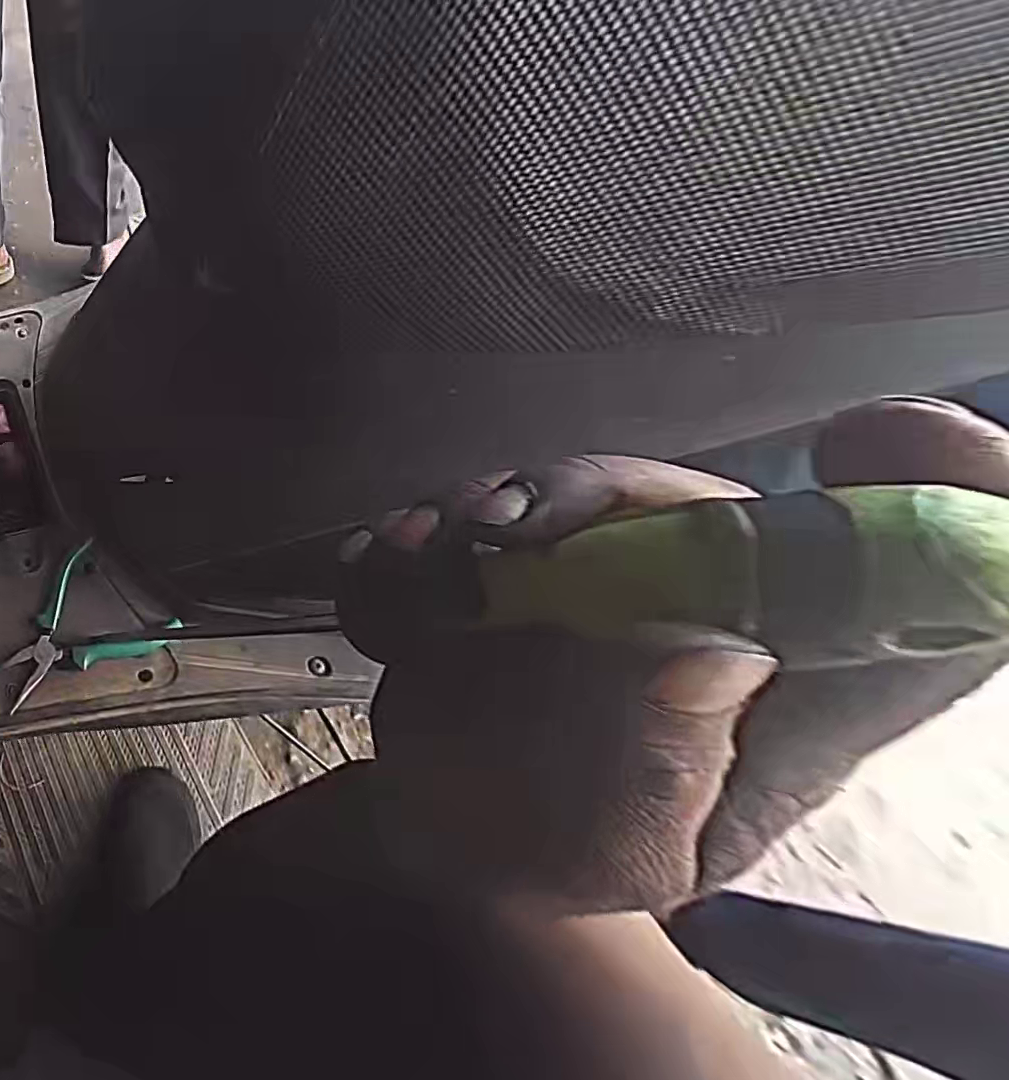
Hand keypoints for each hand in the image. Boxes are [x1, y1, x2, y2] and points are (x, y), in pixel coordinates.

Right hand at [338, 412, 1008, 914]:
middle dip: (570, 491)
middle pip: (652, 505)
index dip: (931, 489)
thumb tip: (707, 653)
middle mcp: (659, 609)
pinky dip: (390, 547)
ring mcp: (551, 592)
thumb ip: (668, 770)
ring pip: (525, 507)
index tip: (882, 437)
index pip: (885, 576)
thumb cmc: (552, 855)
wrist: (445, 838)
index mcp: (761, 676)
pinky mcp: (468, 592)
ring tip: (405, 546)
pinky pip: (430, 545)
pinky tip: (363, 567)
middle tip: (495, 522)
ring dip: (456, 511)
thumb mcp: (626, 850)